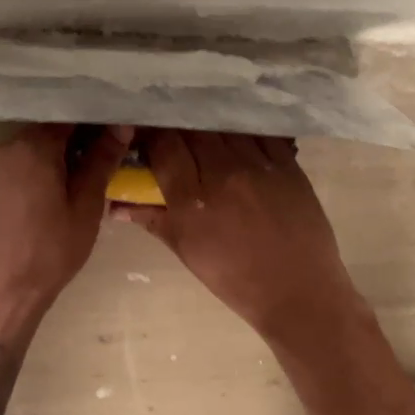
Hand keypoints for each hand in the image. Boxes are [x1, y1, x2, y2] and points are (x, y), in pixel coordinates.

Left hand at [0, 123, 130, 311]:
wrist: (8, 288)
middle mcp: (7, 146)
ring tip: (92, 167)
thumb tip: (122, 125)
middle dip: (80, 135)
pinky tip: (65, 182)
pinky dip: (43, 165)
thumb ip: (101, 160)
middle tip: (111, 149)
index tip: (121, 126)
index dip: (97, 118)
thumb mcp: (86, 204)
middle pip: (50, 128)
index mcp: (32, 147)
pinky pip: (22, 162)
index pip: (69, 115)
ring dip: (62, 152)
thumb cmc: (52, 249)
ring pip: (35, 145)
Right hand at [121, 130, 357, 337]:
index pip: (164, 146)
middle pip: (192, 129)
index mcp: (193, 201)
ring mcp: (259, 165)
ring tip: (202, 131)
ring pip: (224, 125)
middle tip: (171, 131)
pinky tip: (234, 134)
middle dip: (176, 126)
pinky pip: (259, 132)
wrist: (296, 290)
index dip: (149, 135)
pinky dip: (241, 129)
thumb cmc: (234, 278)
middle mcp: (224, 174)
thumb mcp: (186, 251)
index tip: (143, 135)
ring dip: (207, 124)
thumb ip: (153, 219)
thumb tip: (117, 205)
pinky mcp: (287, 163)